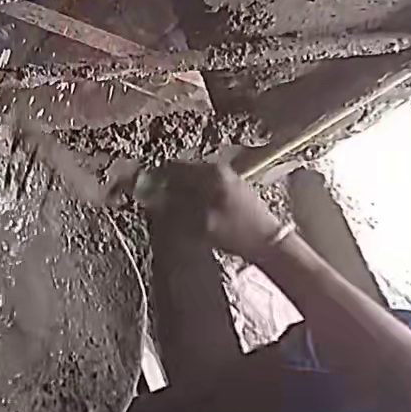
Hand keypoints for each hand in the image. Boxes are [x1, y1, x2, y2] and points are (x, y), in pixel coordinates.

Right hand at [136, 161, 291, 261]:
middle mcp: (218, 170)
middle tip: (154, 205)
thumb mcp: (198, 221)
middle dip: (165, 187)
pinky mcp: (231, 189)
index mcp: (210, 173)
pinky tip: (189, 214)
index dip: (153, 179)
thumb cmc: (235, 232)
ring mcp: (226, 178)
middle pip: (181, 173)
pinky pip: (202, 188)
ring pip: (191, 182)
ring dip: (178, 194)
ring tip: (170, 212)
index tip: (141, 192)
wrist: (269, 243)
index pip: (172, 168)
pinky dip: (191, 198)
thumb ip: (171, 207)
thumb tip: (147, 197)